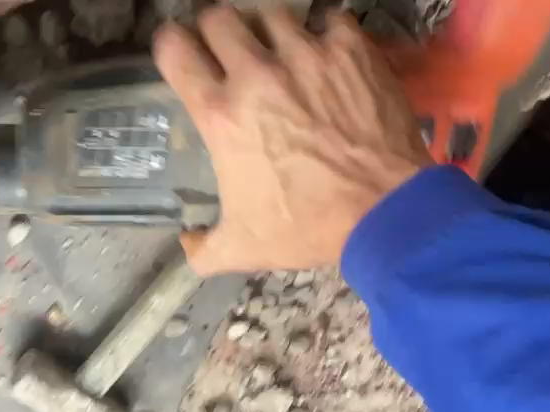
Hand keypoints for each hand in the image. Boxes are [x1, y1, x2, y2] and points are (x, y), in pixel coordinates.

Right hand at [154, 8, 430, 273]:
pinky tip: (322, 54)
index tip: (177, 55)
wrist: (380, 211)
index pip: (176, 53)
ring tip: (273, 50)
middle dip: (214, 31)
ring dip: (265, 29)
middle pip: (219, 18)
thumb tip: (187, 241)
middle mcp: (257, 74)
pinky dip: (321, 33)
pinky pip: (327, 19)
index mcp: (221, 116)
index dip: (169, 48)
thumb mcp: (241, 250)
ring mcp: (306, 54)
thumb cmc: (304, 228)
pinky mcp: (350, 49)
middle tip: (224, 50)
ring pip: (270, 13)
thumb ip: (203, 250)